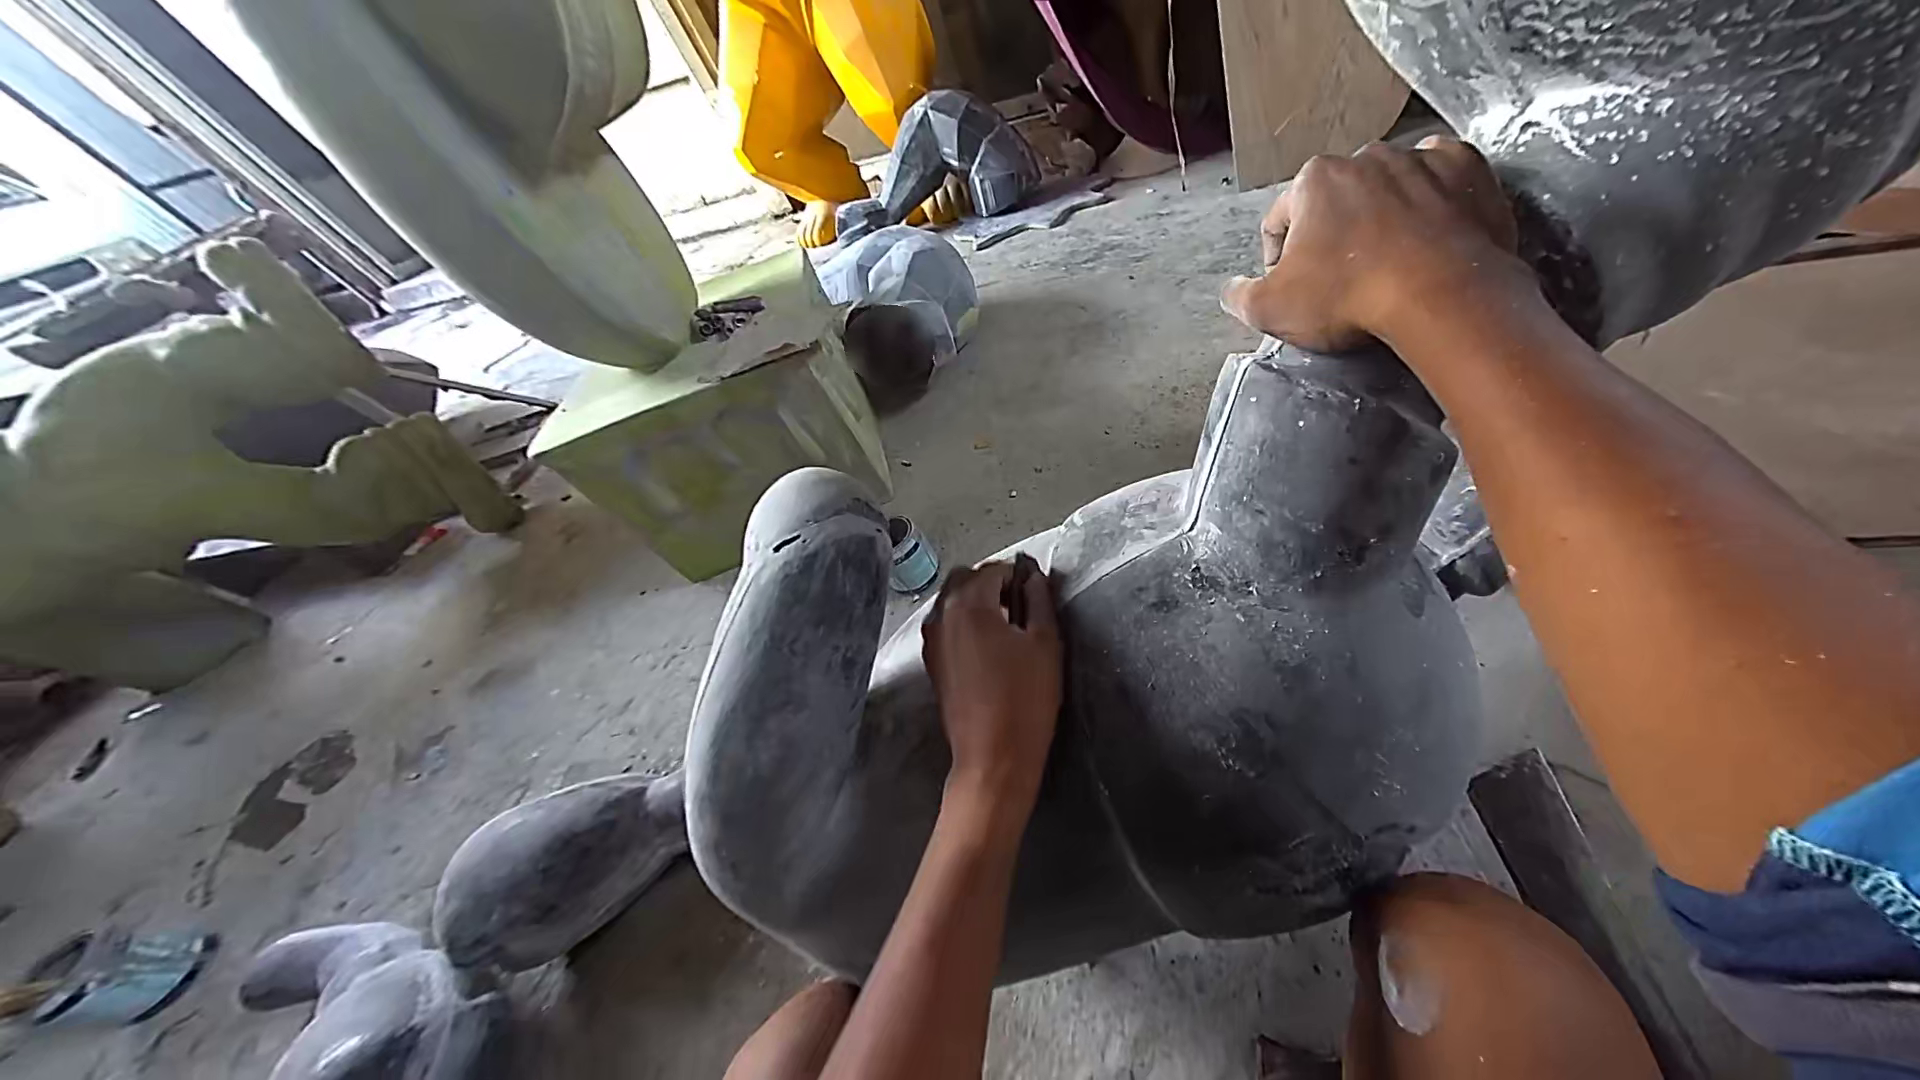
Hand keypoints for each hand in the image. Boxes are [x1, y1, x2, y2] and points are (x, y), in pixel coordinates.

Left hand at [922, 556, 1062, 804]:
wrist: (993, 756)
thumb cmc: (1026, 698)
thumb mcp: (1045, 643)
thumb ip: (1039, 600)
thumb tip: (1033, 576)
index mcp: (968, 603)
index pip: (994, 570)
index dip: (1018, 576)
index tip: (1036, 594)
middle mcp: (941, 614)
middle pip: (965, 580)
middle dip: (992, 585)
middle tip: (1021, 608)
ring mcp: (931, 639)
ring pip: (952, 603)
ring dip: (976, 604)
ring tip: (1007, 630)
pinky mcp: (931, 661)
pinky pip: (946, 627)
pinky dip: (964, 625)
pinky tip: (988, 649)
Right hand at [1220, 137, 1534, 351]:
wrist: (1439, 297)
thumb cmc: (1346, 298)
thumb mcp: (1269, 310)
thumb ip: (1240, 296)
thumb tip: (1231, 291)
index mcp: (1314, 180)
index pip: (1279, 219)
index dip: (1276, 259)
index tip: (1291, 288)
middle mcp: (1367, 156)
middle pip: (1334, 201)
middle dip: (1330, 234)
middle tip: (1337, 279)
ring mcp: (1422, 159)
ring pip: (1386, 189)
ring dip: (1378, 219)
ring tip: (1382, 263)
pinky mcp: (1470, 171)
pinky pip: (1440, 181)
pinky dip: (1429, 203)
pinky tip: (1423, 237)